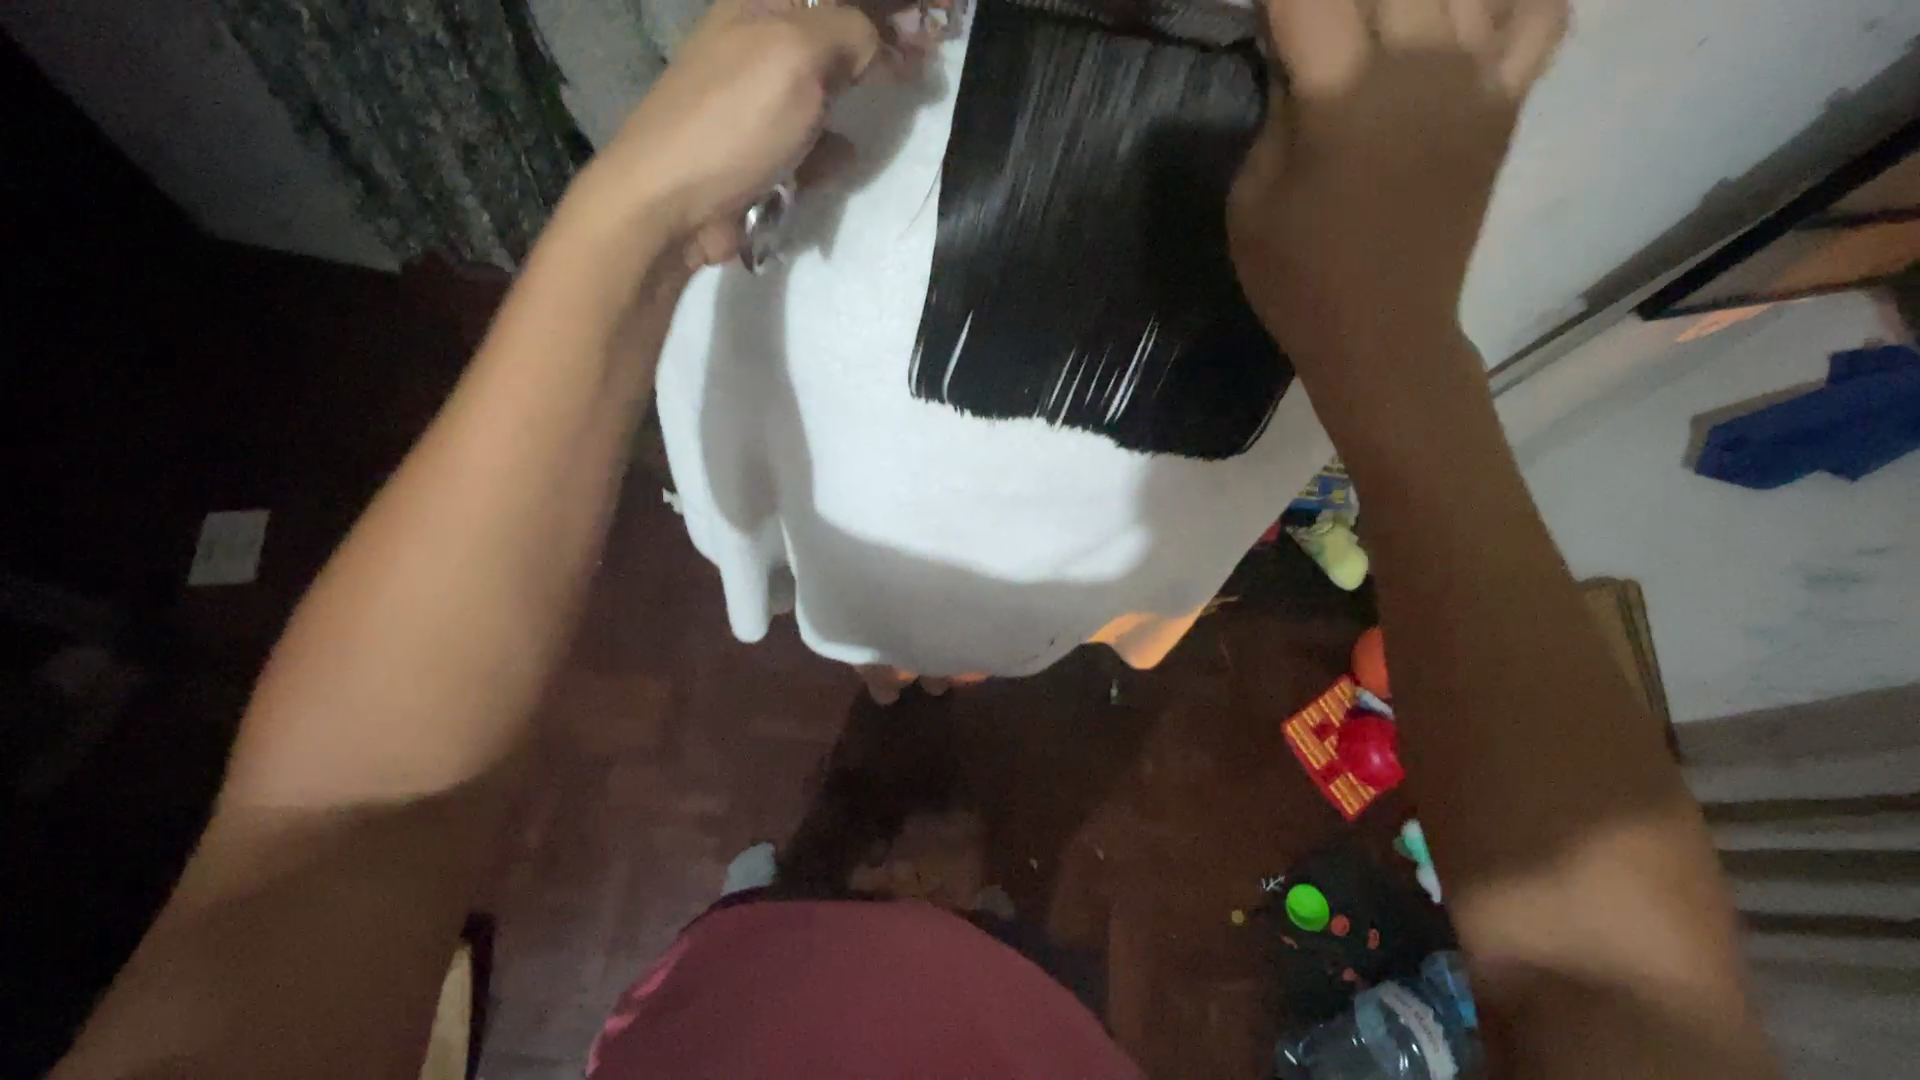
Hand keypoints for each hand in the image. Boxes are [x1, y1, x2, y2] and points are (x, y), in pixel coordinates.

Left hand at [567, 0, 915, 268]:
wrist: (669, 204)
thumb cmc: (732, 119)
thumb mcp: (796, 56)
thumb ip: (849, 29)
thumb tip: (877, 38)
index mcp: (765, 2)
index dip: (892, 2)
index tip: (940, 8)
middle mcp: (763, 40)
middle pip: (841, 30)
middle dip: (884, 42)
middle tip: (924, 57)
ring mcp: (762, 99)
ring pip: (832, 91)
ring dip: (852, 108)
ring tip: (856, 132)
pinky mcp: (764, 150)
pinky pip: (815, 144)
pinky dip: (825, 158)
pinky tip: (818, 173)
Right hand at [1228, 0, 1567, 358]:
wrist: (1384, 334)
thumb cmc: (1300, 280)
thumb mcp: (1251, 204)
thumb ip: (1273, 115)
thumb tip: (1292, 55)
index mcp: (1341, 97)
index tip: (1267, 12)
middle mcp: (1420, 65)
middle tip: (1318, 25)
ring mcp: (1477, 77)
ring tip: (1375, 27)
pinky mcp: (1507, 101)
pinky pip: (1542, 14)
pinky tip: (1466, 14)